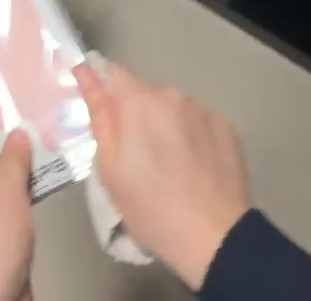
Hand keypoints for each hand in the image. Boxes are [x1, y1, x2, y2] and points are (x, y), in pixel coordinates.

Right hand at [75, 59, 250, 290]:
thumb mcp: (110, 165)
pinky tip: (194, 166)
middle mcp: (172, 95)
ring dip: (164, 123)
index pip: (111, 71)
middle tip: (135, 154)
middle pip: (143, 91)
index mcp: (138, 101)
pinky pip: (197, 121)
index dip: (103, 88)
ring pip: (171, 107)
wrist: (217, 240)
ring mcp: (203, 110)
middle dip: (135, 113)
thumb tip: (84, 70)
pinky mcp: (227, 128)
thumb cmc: (151, 206)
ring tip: (169, 164)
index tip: (103, 114)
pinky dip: (190, 135)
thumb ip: (98, 112)